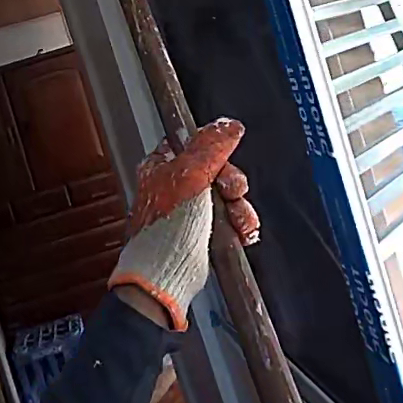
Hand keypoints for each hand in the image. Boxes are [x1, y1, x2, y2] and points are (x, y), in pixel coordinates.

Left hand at [109, 118, 258, 330]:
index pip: (194, 143)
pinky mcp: (202, 233)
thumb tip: (229, 125)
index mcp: (161, 166)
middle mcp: (172, 187)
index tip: (223, 162)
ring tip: (237, 220)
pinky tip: (241, 231)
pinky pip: (230, 219)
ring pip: (227, 196)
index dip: (214, 151)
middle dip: (232, 184)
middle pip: (217, 170)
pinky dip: (240, 224)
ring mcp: (187, 211)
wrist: (167, 277)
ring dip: (240, 208)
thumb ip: (211, 146)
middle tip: (231, 193)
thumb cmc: (166, 231)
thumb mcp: (191, 176)